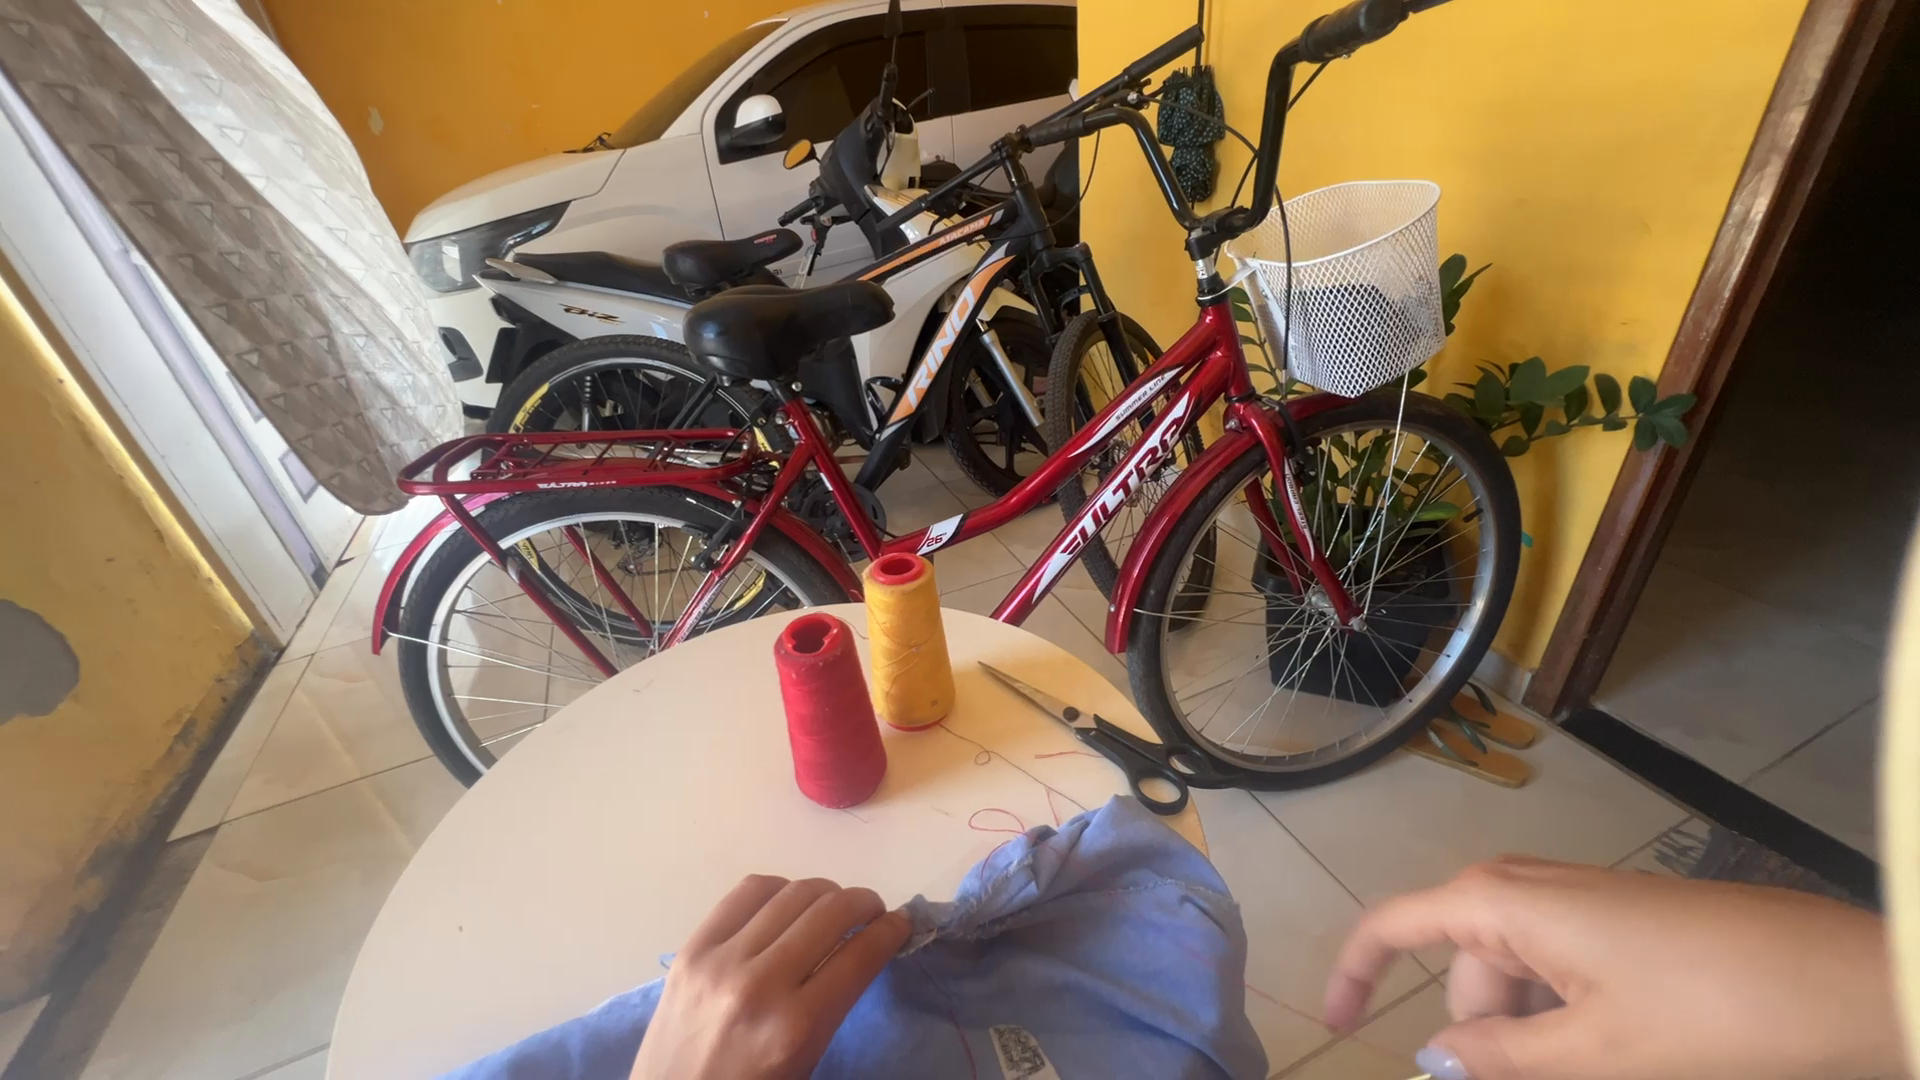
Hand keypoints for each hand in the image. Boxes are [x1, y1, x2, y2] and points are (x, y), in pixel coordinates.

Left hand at [630, 875, 911, 1079]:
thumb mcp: (805, 1060)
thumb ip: (836, 1000)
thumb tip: (867, 941)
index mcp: (795, 1029)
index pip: (861, 954)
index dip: (891, 930)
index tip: (901, 923)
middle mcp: (761, 985)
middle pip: (832, 910)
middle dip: (865, 903)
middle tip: (872, 913)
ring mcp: (721, 960)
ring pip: (795, 892)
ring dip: (827, 893)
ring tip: (831, 908)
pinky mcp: (693, 947)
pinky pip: (749, 890)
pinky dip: (780, 889)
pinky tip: (786, 906)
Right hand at [1324, 857, 1905, 1079]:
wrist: (1855, 975)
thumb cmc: (1713, 1008)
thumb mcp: (1603, 1050)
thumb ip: (1504, 1057)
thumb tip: (1430, 1062)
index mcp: (1491, 901)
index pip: (1390, 927)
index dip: (1355, 974)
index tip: (1338, 1027)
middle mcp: (1512, 888)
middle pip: (1466, 975)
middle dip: (1487, 1044)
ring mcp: (1562, 902)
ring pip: (1516, 984)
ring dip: (1536, 1044)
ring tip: (1602, 1075)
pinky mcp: (1603, 922)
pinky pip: (1555, 977)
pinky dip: (1565, 1026)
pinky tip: (1615, 1061)